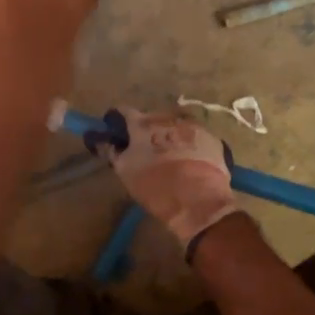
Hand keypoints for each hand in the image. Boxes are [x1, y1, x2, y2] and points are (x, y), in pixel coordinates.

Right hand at [109, 110, 242, 253]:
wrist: (199, 203)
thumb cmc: (155, 186)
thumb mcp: (125, 171)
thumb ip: (112, 152)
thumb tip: (102, 141)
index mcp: (141, 123)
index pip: (123, 111)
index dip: (118, 120)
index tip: (116, 132)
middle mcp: (166, 116)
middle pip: (151, 117)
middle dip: (146, 129)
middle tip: (146, 149)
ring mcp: (191, 125)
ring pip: (174, 125)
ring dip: (169, 135)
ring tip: (170, 156)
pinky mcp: (212, 137)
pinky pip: (194, 136)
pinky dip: (189, 143)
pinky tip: (191, 161)